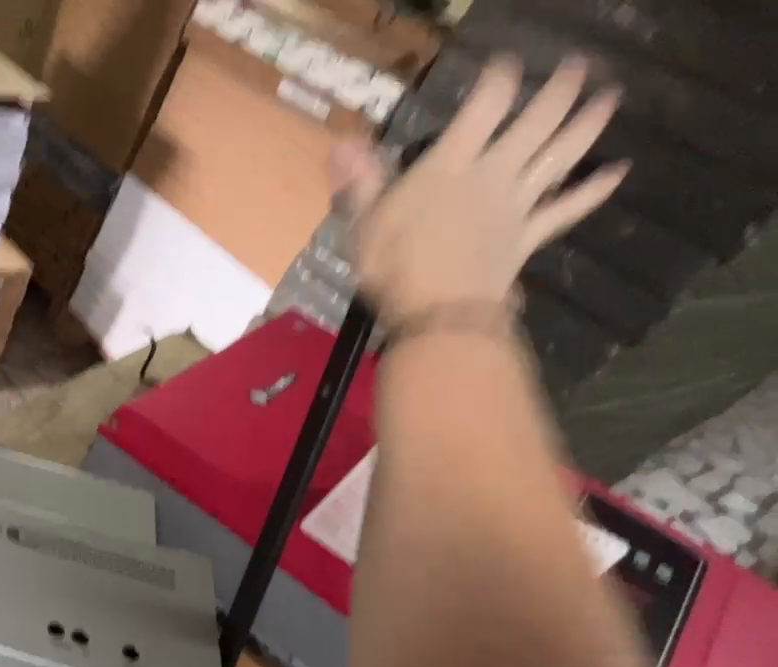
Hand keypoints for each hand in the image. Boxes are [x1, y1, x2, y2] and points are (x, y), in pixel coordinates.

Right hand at [333, 56, 627, 323]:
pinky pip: (568, 208)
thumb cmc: (392, 267)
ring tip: (608, 98)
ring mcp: (517, 204)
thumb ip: (360, 181)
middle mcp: (492, 174)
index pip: (483, 107)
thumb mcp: (363, 224)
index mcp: (449, 167)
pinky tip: (618, 171)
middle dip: (559, 89)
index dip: (498, 79)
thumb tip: (342, 144)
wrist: (438, 312)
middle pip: (536, 122)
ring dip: (588, 124)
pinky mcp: (529, 234)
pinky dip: (594, 189)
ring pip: (561, 155)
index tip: (505, 62)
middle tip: (578, 65)